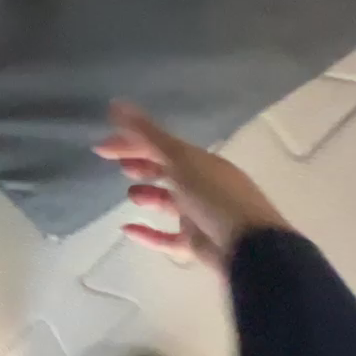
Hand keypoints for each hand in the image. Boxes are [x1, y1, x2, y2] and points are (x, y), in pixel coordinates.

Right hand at [94, 100, 289, 270]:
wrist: (253, 251)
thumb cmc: (216, 198)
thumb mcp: (179, 159)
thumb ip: (146, 134)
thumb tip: (116, 103)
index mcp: (204, 164)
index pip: (163, 147)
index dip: (132, 143)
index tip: (102, 147)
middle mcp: (205, 187)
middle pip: (167, 171)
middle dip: (141, 166)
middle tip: (118, 166)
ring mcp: (203, 217)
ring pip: (168, 202)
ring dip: (146, 196)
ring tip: (132, 196)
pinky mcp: (198, 244)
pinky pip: (167, 237)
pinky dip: (147, 233)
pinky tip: (126, 228)